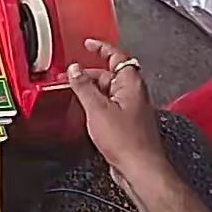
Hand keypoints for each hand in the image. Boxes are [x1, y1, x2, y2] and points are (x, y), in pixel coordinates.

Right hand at [67, 39, 171, 190]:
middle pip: (111, 74)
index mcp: (130, 83)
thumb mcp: (97, 109)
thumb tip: (75, 70)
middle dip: (90, 73)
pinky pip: (110, 104)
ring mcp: (131, 107)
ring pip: (109, 90)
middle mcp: (133, 93)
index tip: (89, 44)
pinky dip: (96, 102)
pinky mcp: (127, 122)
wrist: (139, 167)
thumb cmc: (126, 140)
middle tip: (72, 74)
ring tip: (74, 91)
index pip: (117, 56)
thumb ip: (84, 87)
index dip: (101, 48)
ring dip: (92, 89)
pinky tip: (86, 110)